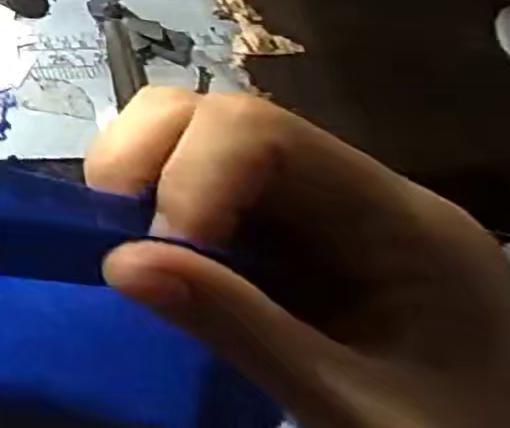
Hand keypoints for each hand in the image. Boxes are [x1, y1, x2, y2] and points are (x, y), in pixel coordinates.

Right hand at [87, 88, 509, 427]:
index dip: (190, 171)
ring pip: (190, 132)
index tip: (154, 249)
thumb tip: (117, 262)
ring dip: (135, 167)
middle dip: (145, 151)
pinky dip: (144, 198)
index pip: (265, 134)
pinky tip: (140, 244)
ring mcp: (304, 206)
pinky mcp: (270, 232)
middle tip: (110, 222)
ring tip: (118, 233)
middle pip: (217, 112)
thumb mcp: (367, 417)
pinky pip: (187, 180)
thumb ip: (247, 332)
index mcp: (400, 218)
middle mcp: (344, 187)